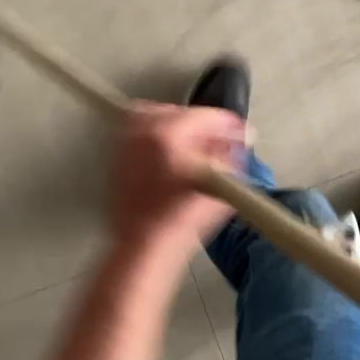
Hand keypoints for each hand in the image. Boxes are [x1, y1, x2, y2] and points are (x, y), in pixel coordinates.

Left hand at [108, 104, 241, 251]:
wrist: (144, 247)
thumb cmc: (183, 218)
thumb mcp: (220, 183)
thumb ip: (232, 156)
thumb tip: (237, 143)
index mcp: (169, 132)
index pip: (207, 116)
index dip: (230, 125)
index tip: (242, 134)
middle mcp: (143, 130)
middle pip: (181, 113)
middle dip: (203, 126)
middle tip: (219, 141)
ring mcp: (126, 144)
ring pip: (157, 120)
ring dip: (179, 130)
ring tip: (196, 148)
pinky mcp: (117, 160)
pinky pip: (141, 137)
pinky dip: (158, 141)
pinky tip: (173, 159)